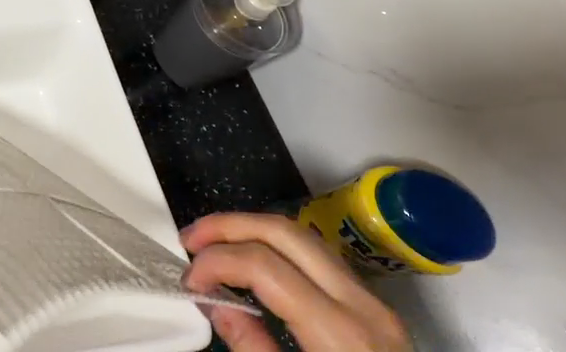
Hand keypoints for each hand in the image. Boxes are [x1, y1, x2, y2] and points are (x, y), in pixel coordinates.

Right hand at [182, 213, 411, 351]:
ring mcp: (375, 304)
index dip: (215, 263)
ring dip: (250, 231)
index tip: (189, 283)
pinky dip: (275, 247)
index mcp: (342, 334)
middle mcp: (363, 305)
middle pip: (283, 232)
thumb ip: (253, 349)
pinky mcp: (376, 309)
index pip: (263, 265)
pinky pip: (317, 257)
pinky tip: (251, 263)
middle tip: (190, 242)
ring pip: (302, 236)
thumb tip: (214, 302)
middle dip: (227, 227)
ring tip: (213, 246)